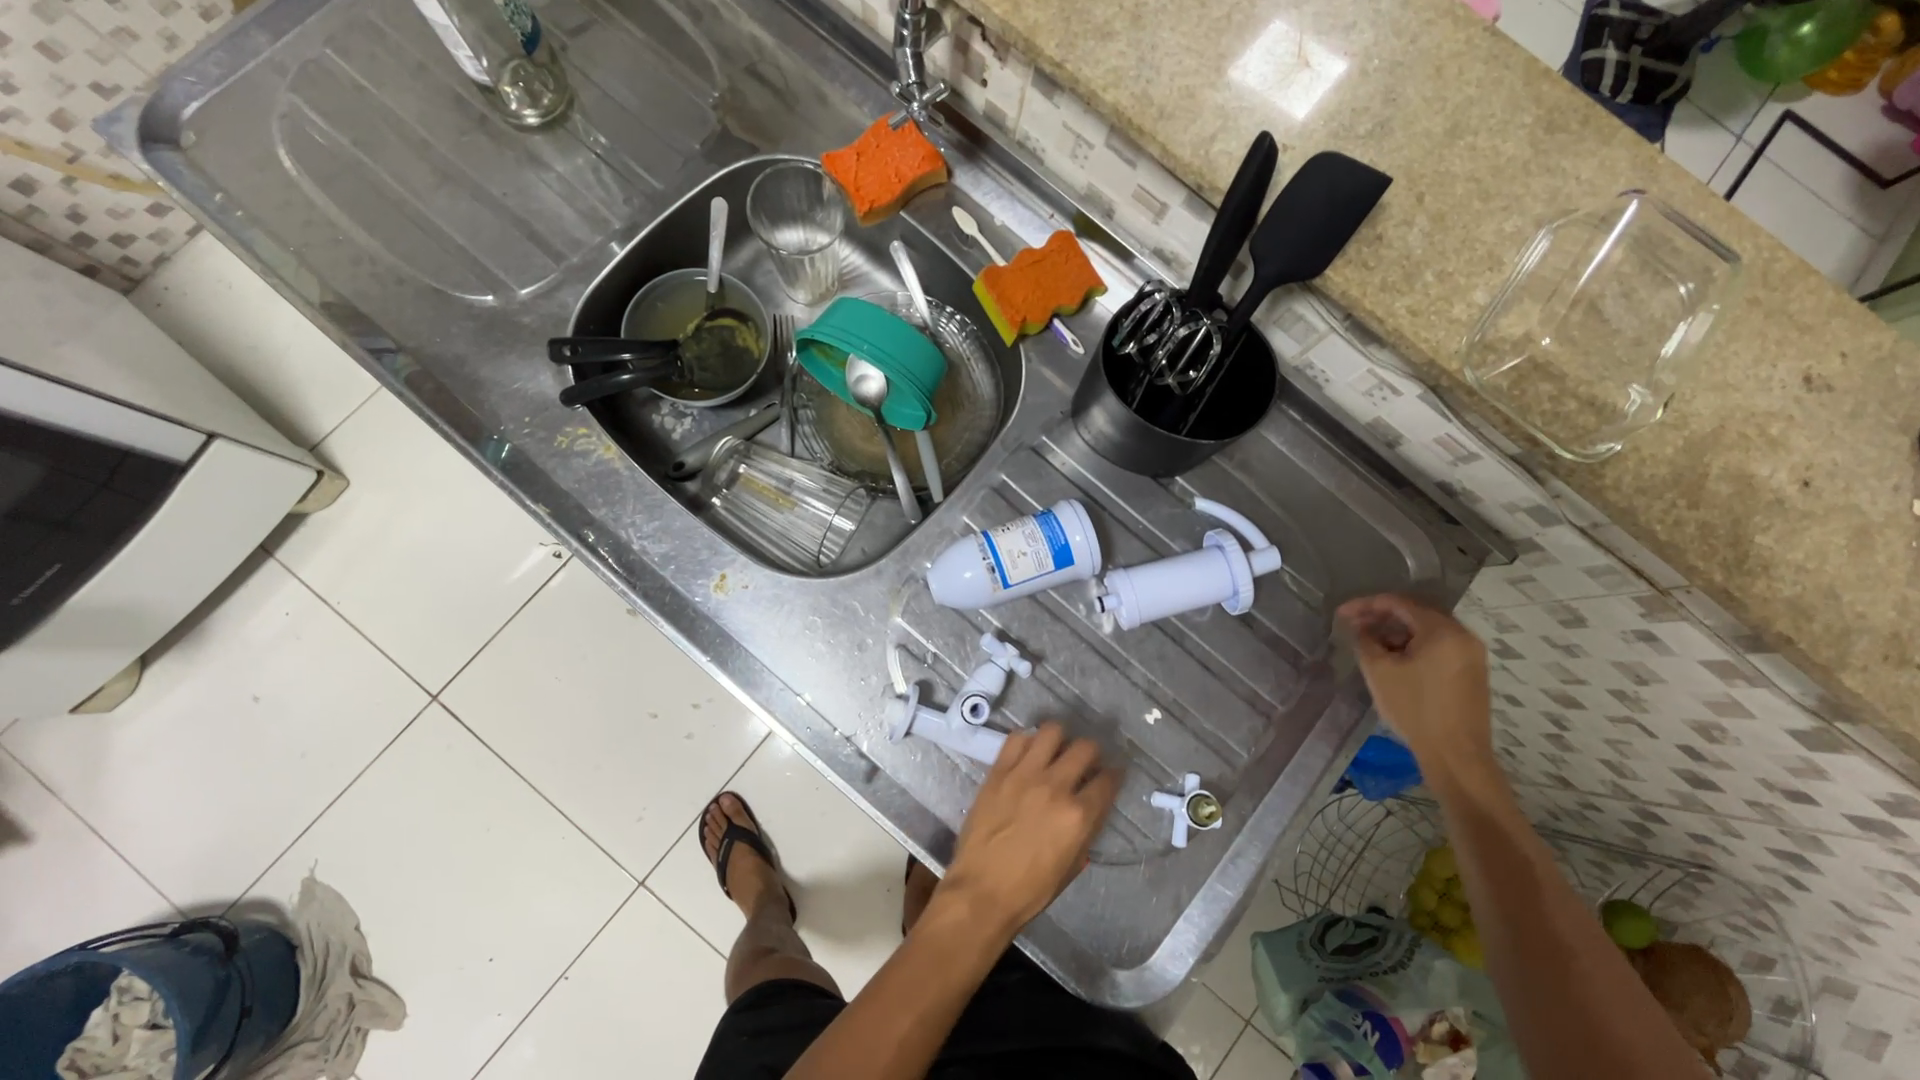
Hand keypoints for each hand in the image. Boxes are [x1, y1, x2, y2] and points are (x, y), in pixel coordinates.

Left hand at [937, 723, 1119, 936]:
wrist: (982, 891)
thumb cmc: (1031, 890)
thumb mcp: (1072, 866)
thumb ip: (1086, 831)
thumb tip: (1091, 809)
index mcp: (1079, 815)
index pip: (1108, 780)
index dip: (1114, 775)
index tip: (1111, 774)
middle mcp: (1055, 787)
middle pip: (1085, 748)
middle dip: (1092, 753)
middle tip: (1085, 762)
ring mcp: (1024, 775)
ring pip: (1052, 732)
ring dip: (1060, 739)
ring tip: (1056, 751)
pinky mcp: (998, 772)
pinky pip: (1017, 739)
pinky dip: (1027, 741)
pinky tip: (1028, 753)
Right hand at [1337, 594, 1492, 769]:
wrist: (1456, 754)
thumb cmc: (1415, 709)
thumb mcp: (1379, 672)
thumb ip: (1365, 641)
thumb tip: (1360, 628)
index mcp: (1442, 630)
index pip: (1399, 603)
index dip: (1366, 605)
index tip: (1341, 614)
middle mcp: (1463, 635)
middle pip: (1416, 615)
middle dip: (1382, 618)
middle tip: (1354, 628)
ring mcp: (1472, 654)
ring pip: (1428, 632)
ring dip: (1398, 634)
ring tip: (1371, 645)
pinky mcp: (1472, 672)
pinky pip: (1440, 647)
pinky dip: (1415, 647)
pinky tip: (1396, 661)